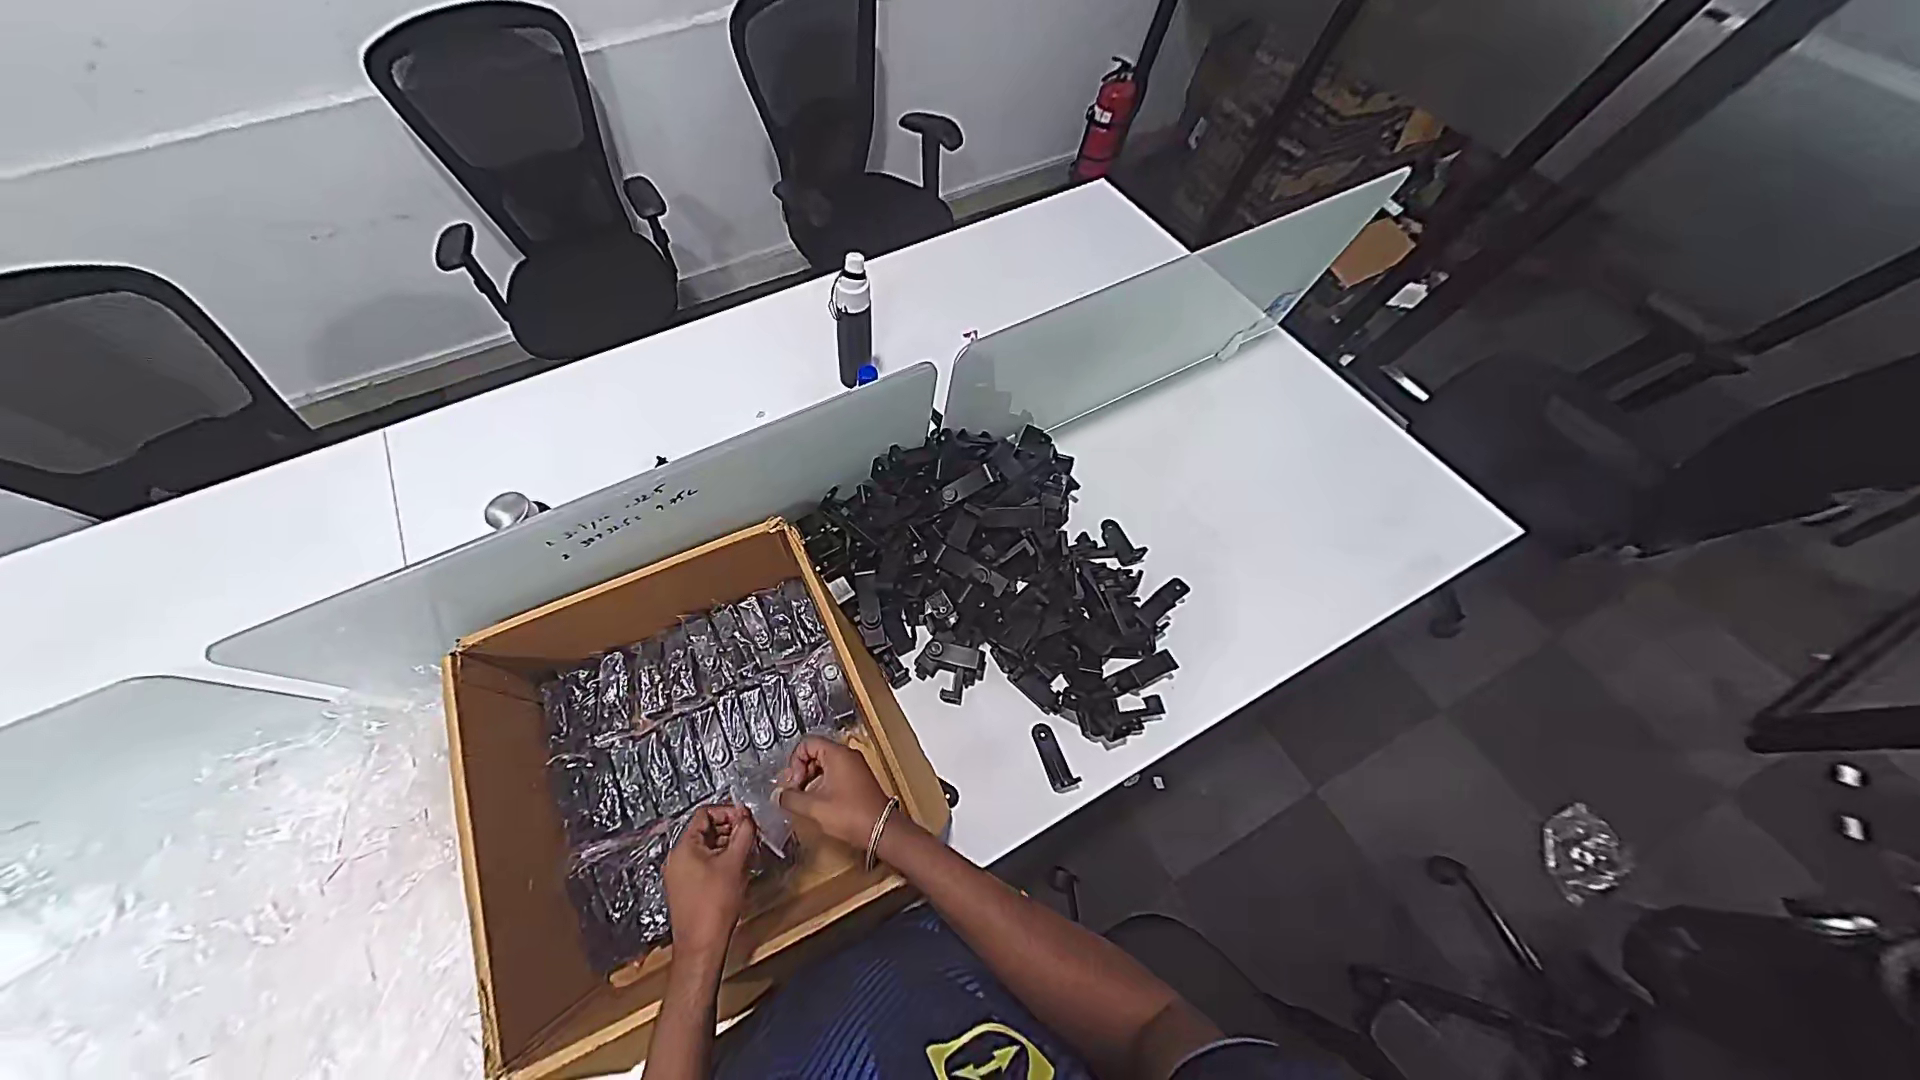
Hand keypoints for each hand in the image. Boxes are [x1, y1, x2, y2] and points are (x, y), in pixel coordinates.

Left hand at [663, 804, 756, 961]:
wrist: (701, 946)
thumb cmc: (716, 902)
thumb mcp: (735, 861)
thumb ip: (743, 832)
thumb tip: (746, 814)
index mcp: (683, 847)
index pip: (705, 813)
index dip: (728, 811)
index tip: (747, 820)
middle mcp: (676, 857)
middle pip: (705, 829)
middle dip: (729, 827)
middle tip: (750, 834)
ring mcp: (679, 874)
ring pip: (706, 846)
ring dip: (727, 843)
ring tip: (747, 850)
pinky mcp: (685, 887)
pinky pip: (703, 862)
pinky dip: (720, 859)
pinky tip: (736, 867)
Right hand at [777, 736, 894, 850]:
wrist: (881, 829)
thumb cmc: (850, 815)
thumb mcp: (814, 807)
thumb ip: (791, 798)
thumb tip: (778, 795)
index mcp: (837, 754)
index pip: (807, 743)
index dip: (795, 762)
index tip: (794, 782)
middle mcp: (847, 754)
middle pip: (815, 751)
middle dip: (801, 770)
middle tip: (796, 791)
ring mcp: (854, 765)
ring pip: (824, 762)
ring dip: (810, 777)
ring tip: (805, 798)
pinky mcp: (858, 777)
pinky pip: (835, 771)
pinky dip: (822, 782)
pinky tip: (818, 801)